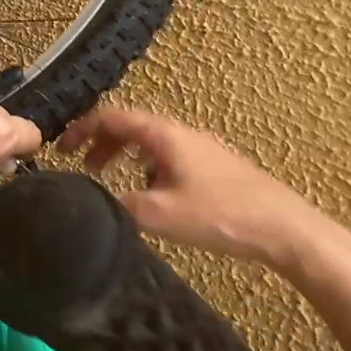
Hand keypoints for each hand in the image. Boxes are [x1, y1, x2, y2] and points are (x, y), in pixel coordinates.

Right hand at [56, 106, 322, 268]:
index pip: (111, 118)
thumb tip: (92, 201)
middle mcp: (182, 134)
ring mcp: (203, 149)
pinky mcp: (217, 168)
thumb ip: (117, 205)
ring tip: (113, 178)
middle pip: (130, 127)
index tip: (62, 148)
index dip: (81, 129)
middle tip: (83, 165)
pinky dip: (148, 166)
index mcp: (164, 136)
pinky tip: (153, 194)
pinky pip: (170, 156)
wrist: (288, 232)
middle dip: (101, 143)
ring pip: (151, 142)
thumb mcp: (158, 214)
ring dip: (124, 155)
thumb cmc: (223, 216)